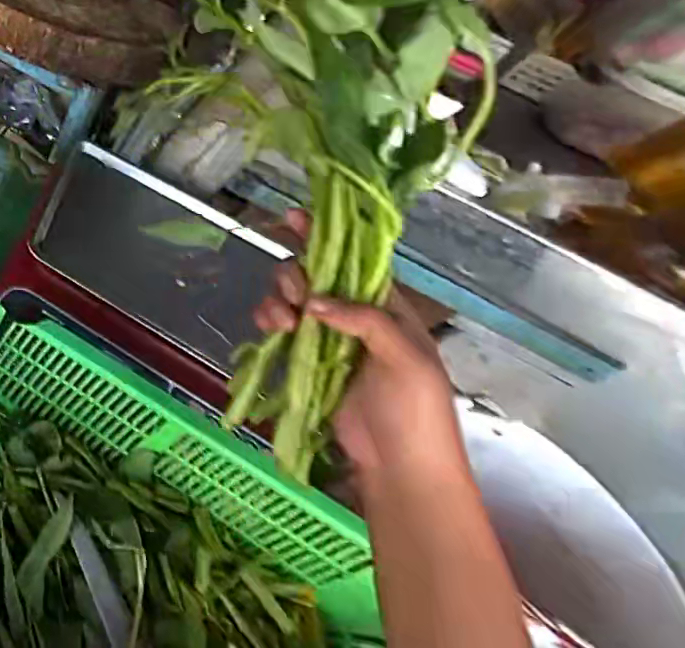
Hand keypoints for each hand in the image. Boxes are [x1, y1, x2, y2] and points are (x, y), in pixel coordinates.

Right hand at [253, 210, 465, 484]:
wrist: (400, 467)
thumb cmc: (414, 410)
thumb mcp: (405, 359)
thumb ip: (364, 320)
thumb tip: (314, 301)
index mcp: (384, 305)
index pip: (353, 259)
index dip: (325, 235)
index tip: (294, 216)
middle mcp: (352, 312)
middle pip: (313, 273)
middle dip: (296, 275)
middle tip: (296, 299)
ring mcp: (327, 334)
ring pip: (291, 296)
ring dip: (278, 298)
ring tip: (281, 322)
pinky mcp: (305, 356)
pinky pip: (279, 324)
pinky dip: (269, 319)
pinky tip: (271, 330)